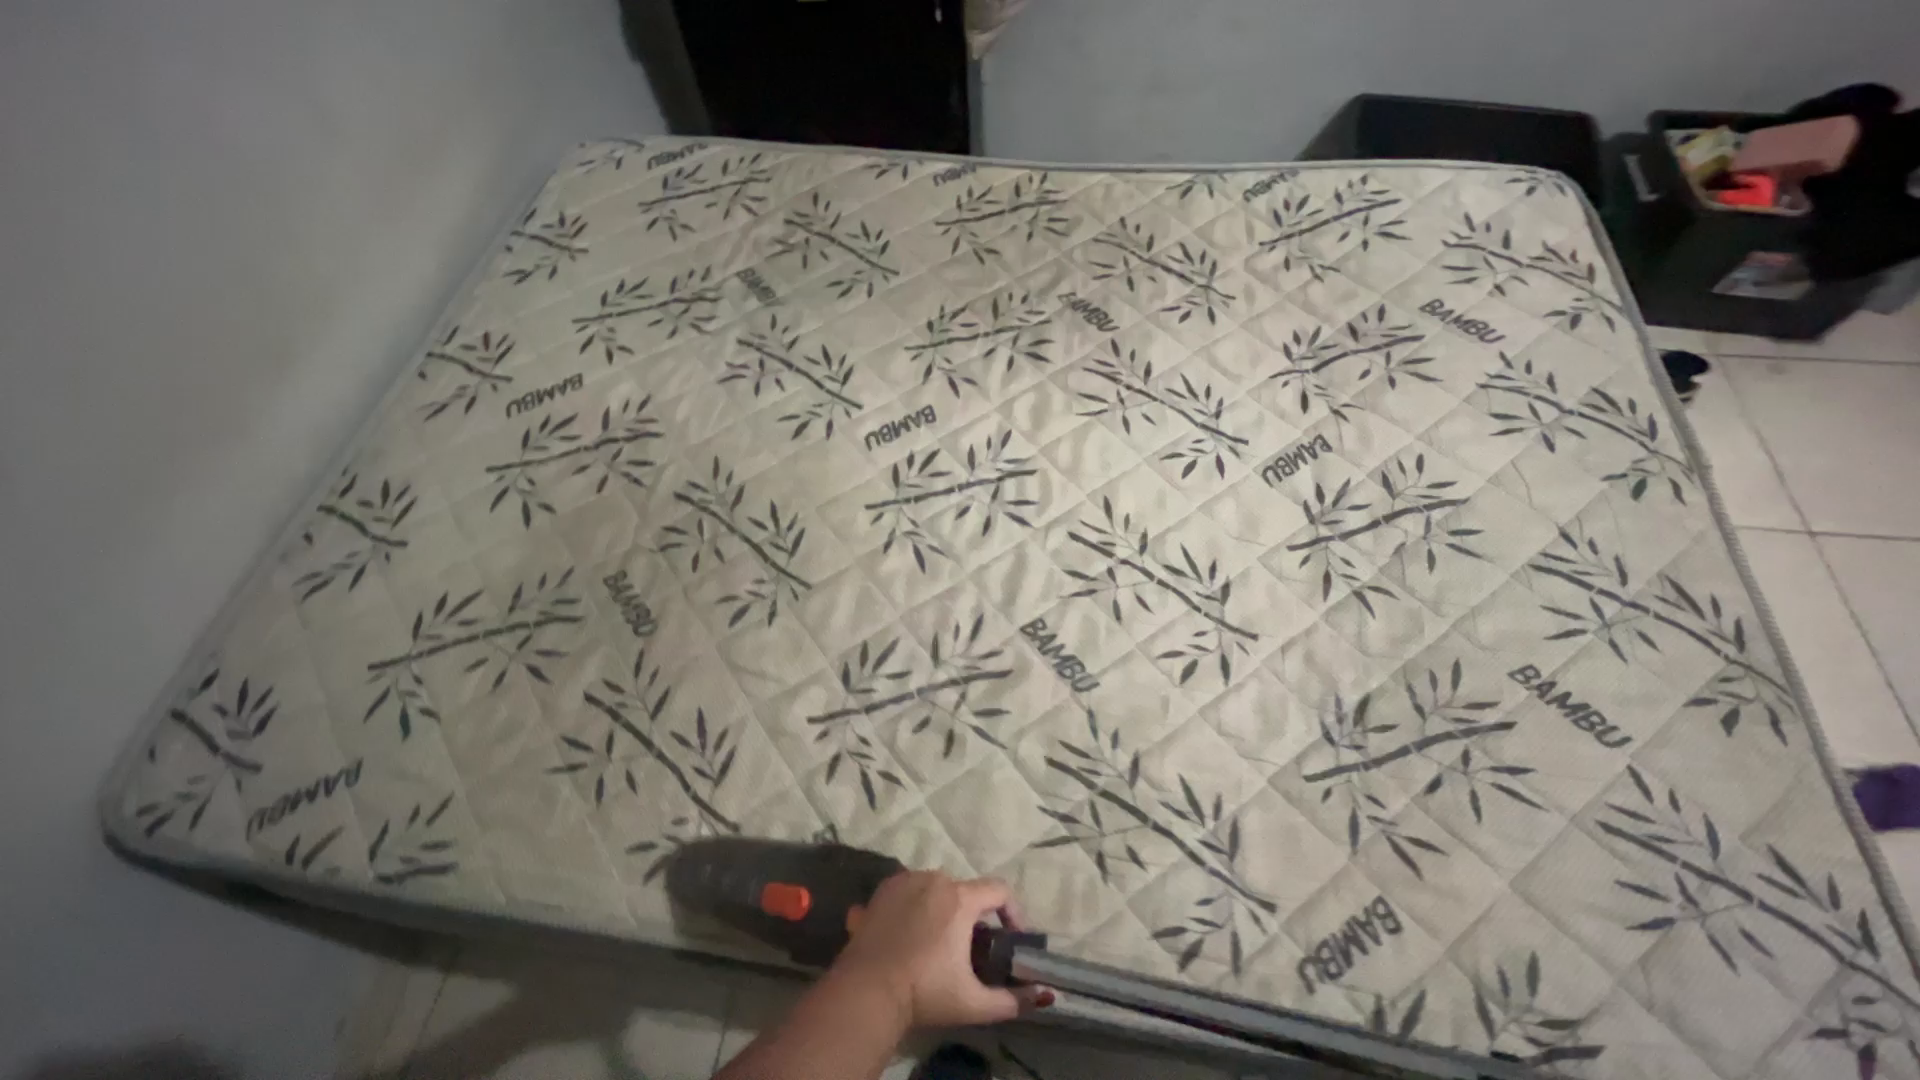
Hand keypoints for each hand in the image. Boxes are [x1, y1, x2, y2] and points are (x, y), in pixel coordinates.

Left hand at [829, 871, 1050, 1028]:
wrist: (866, 991)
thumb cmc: (923, 992)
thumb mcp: (972, 1002)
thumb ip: (1011, 1000)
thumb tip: (1040, 997)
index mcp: (960, 899)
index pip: (1000, 890)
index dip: (1014, 912)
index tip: (1013, 937)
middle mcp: (934, 880)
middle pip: (966, 891)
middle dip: (974, 915)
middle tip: (972, 948)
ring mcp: (904, 882)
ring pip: (935, 889)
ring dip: (942, 909)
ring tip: (938, 943)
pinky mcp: (880, 892)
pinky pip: (908, 892)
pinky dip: (914, 908)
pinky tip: (908, 935)